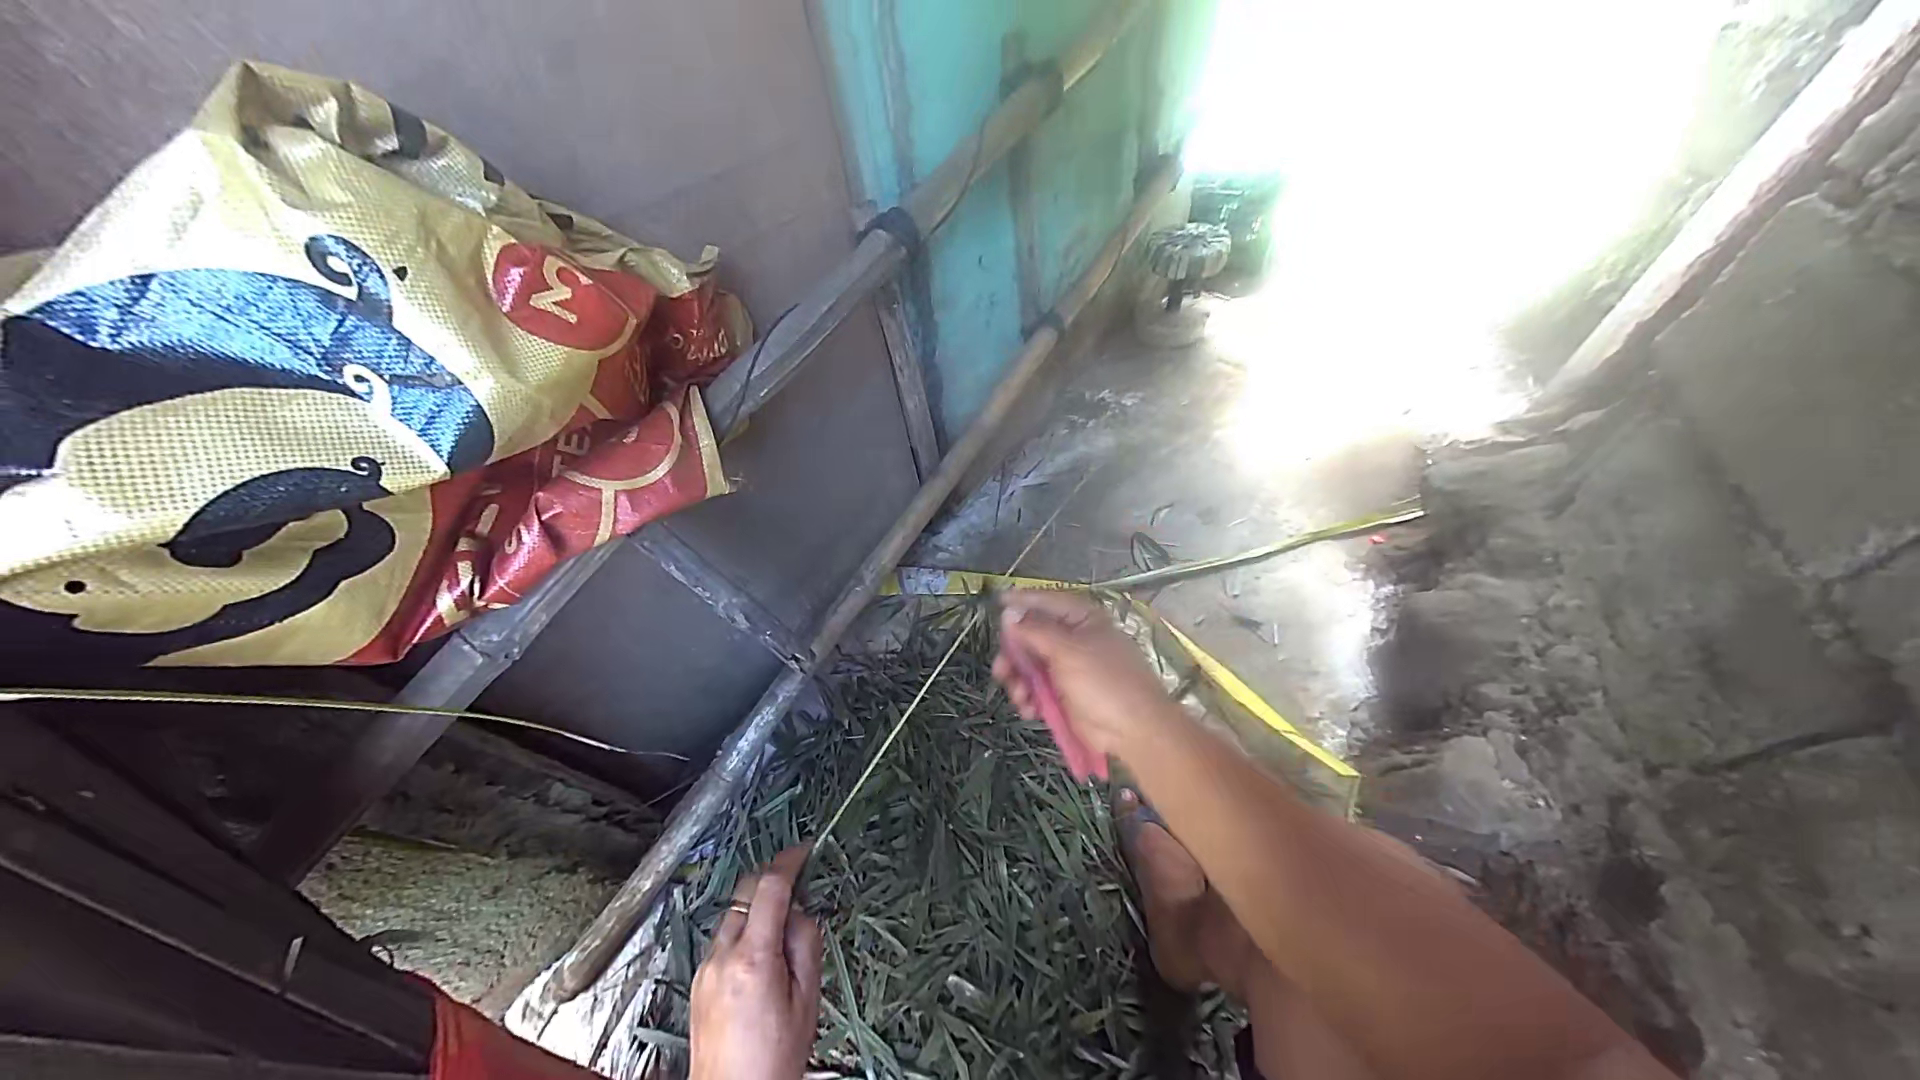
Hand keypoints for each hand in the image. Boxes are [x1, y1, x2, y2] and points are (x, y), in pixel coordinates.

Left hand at [690, 846, 822, 1079]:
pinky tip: (762, 960)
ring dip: (758, 909)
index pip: (770, 888)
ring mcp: (705, 969)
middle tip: (798, 891)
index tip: (804, 851)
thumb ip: (806, 943)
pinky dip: (744, 932)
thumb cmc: (775, 1059)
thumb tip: (800, 911)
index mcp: (753, 958)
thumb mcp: (807, 998)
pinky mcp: (698, 982)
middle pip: (746, 892)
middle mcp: (722, 956)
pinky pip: (723, 939)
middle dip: (772, 882)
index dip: (790, 861)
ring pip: (734, 914)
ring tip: (782, 939)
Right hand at [992, 590, 1184, 766]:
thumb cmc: (1105, 682)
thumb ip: (1035, 630)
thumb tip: (1009, 612)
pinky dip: (1030, 698)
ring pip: (1031, 666)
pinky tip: (1030, 710)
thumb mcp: (1068, 651)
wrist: (1134, 731)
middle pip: (1032, 637)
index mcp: (1082, 619)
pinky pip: (1038, 689)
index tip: (996, 603)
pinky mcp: (1066, 694)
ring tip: (1020, 696)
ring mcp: (1070, 668)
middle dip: (1014, 654)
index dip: (1020, 601)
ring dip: (1019, 680)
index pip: (1046, 601)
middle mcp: (1075, 639)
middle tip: (1001, 669)